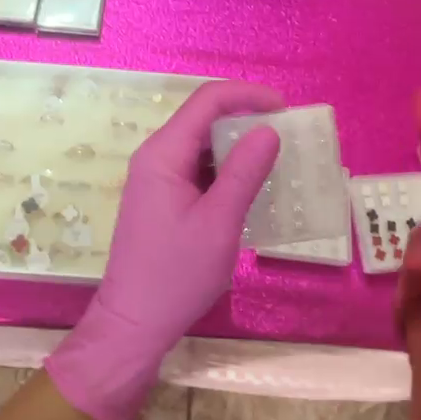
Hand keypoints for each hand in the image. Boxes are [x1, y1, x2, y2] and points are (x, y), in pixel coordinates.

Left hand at [45, 80, 282, 419]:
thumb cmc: (175, 275)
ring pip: (202, 144)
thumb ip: (244, 173)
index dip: (247, 95)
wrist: (133, 324)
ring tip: (277, 160)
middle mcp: (156, 156)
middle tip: (288, 135)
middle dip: (246, 119)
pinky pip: (198, 168)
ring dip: (238, 146)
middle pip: (204, 118)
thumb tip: (269, 129)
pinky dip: (226, 170)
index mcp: (163, 153)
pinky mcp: (163, 198)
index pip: (207, 101)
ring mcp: (157, 177)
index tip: (285, 108)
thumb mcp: (219, 224)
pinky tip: (252, 187)